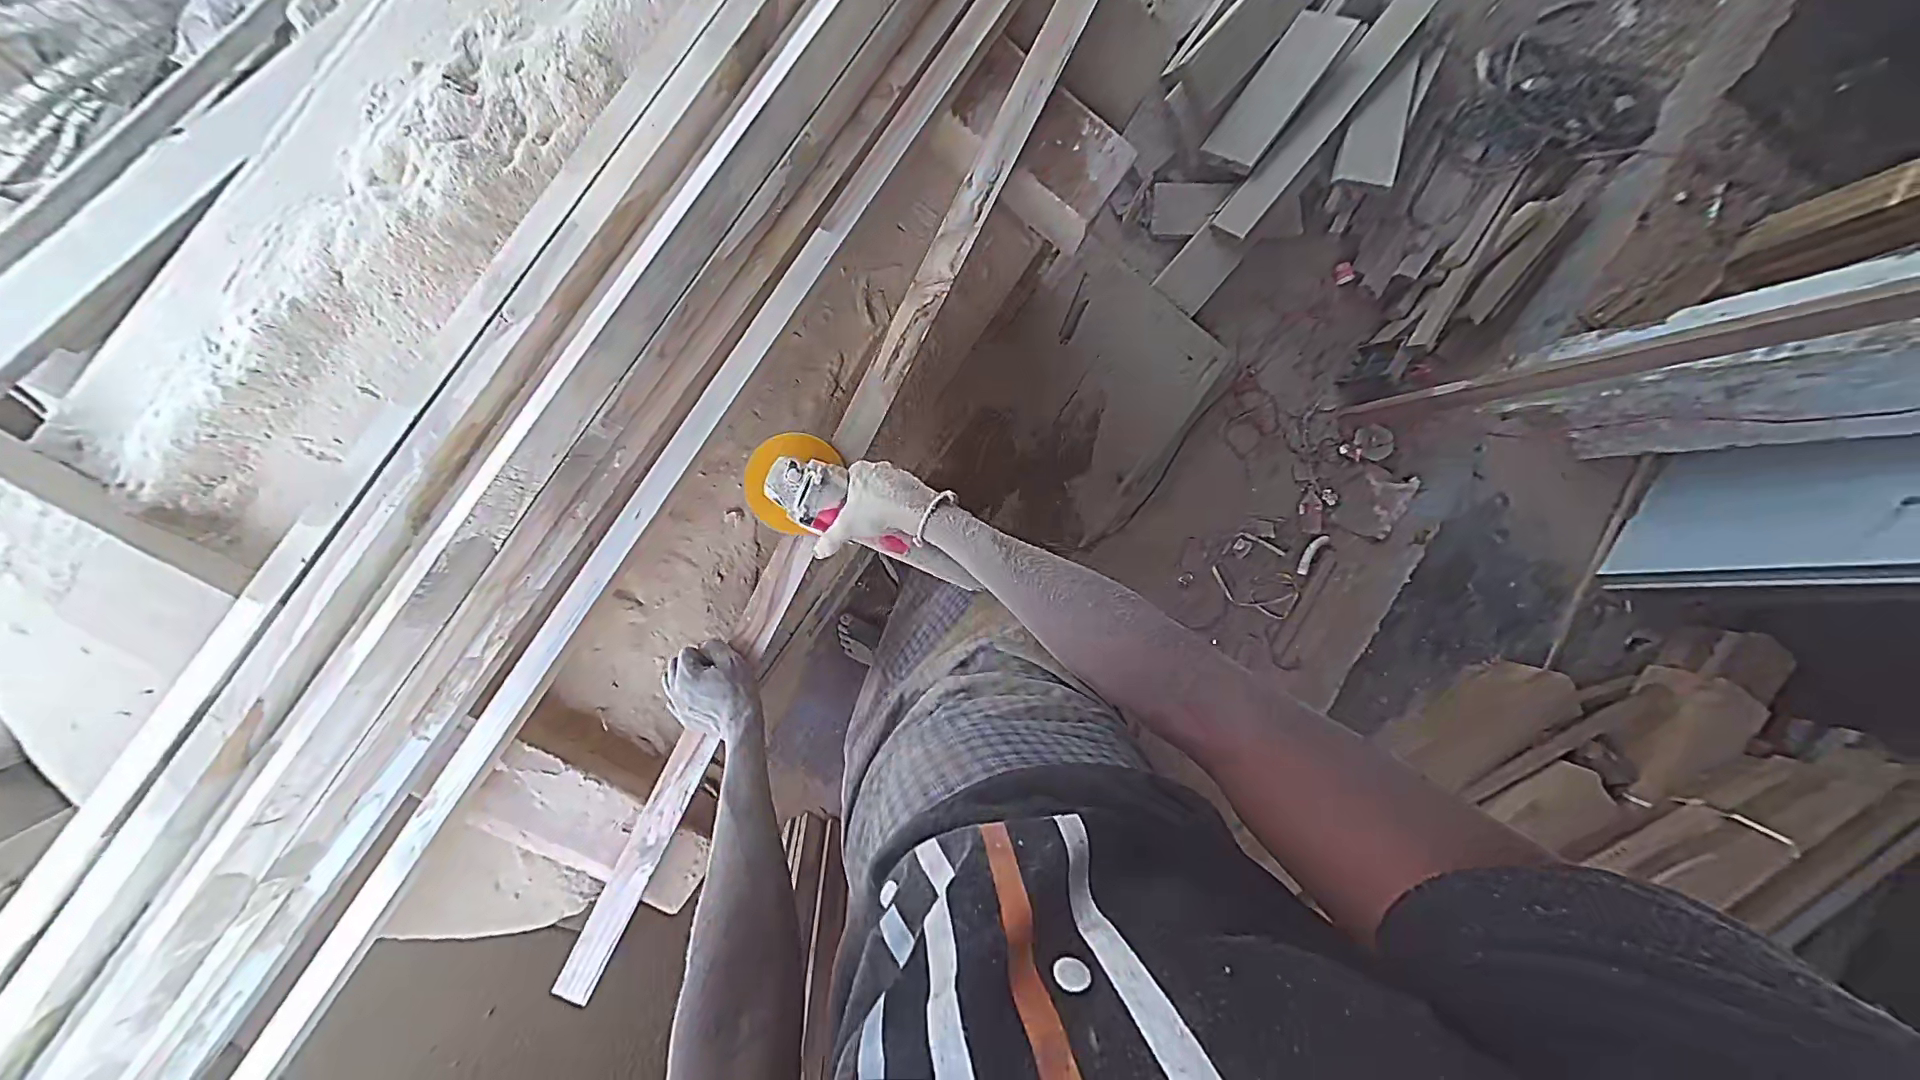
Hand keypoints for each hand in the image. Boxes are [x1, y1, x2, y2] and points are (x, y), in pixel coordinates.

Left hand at [662, 640, 762, 745]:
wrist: (740, 723)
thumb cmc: (738, 691)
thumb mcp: (732, 660)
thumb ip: (715, 646)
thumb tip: (705, 646)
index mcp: (685, 673)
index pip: (686, 652)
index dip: (704, 654)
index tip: (716, 664)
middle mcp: (675, 688)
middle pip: (674, 665)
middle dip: (690, 663)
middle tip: (710, 670)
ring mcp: (676, 704)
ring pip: (670, 682)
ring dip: (682, 677)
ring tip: (702, 681)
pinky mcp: (682, 716)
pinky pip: (674, 699)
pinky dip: (683, 694)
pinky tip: (698, 696)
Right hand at [813, 460, 940, 559]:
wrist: (913, 511)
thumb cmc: (880, 509)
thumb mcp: (846, 528)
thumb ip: (830, 539)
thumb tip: (820, 548)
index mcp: (858, 471)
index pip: (846, 483)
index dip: (845, 500)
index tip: (846, 513)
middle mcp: (879, 469)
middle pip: (867, 490)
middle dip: (866, 508)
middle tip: (864, 524)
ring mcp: (897, 476)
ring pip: (886, 495)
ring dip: (884, 510)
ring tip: (882, 528)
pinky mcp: (913, 486)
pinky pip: (902, 499)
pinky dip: (899, 511)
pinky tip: (897, 525)